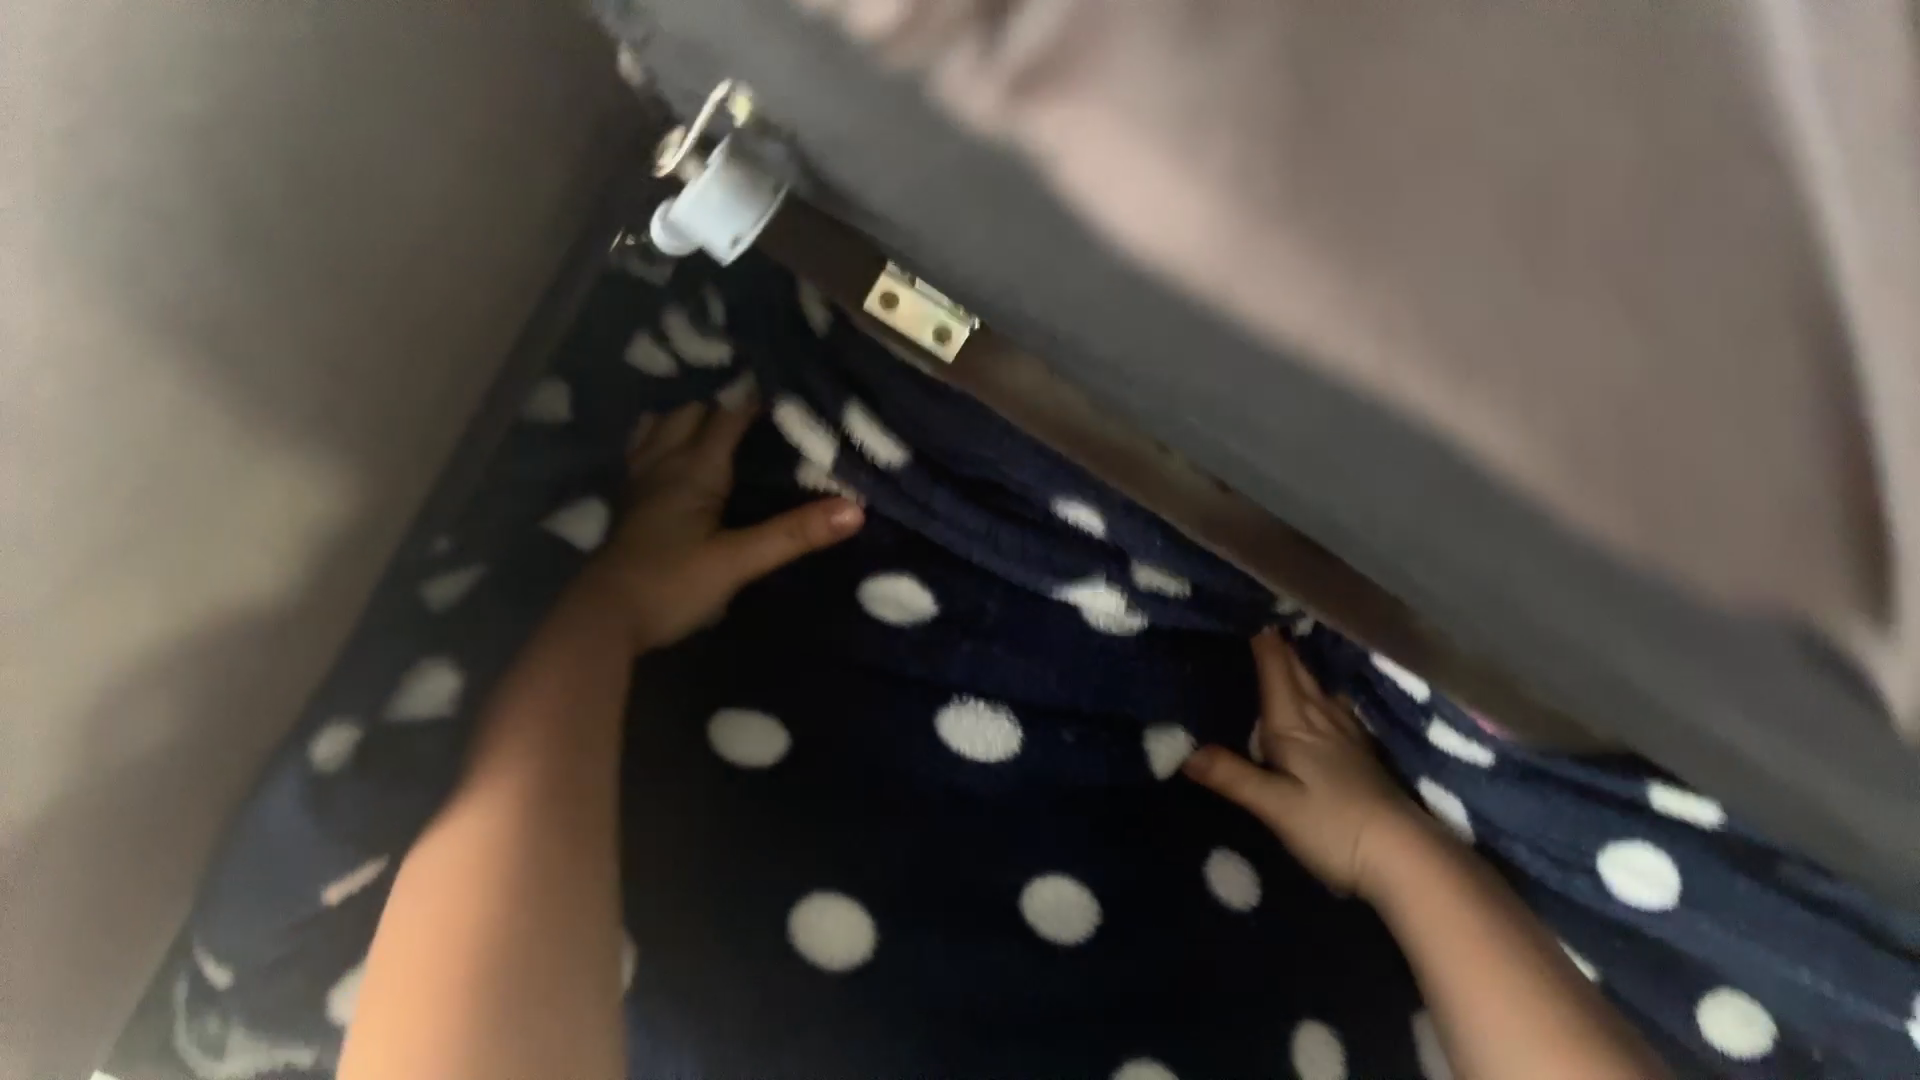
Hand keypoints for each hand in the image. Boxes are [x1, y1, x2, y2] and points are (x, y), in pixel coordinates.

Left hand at [571, 399, 863, 652]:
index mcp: (693, 469)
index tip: (785, 393)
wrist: (604, 619)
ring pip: (658, 430)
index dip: (753, 401)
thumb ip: (794, 534)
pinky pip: (644, 454)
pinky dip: (660, 442)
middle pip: (688, 415)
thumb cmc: (673, 585)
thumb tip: (855, 509)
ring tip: (713, 423)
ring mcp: (639, 484)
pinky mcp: (628, 506)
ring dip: (684, 419)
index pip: (726, 417)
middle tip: (756, 413)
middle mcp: (663, 465)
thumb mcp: (740, 562)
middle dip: (720, 406)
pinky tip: (671, 458)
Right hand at [1184, 629, 1421, 895]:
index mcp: (1294, 726)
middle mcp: (1321, 722)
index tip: (1247, 615)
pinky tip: (1326, 701)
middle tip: (1261, 625)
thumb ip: (1232, 776)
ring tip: (1286, 653)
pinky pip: (1334, 710)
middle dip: (1279, 649)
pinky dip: (1320, 695)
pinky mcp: (1363, 757)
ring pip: (1317, 690)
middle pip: (1297, 675)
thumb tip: (1184, 752)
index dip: (1262, 644)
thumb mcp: (1275, 806)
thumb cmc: (1334, 827)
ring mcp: (1346, 738)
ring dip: (1299, 668)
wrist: (1406, 858)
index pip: (1275, 672)